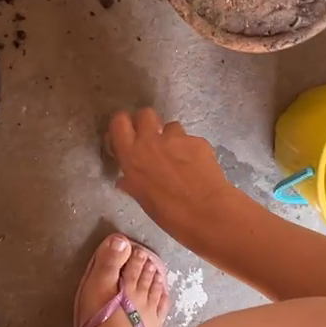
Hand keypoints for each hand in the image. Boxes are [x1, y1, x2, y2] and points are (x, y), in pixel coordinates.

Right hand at [107, 109, 249, 238]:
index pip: (118, 122)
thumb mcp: (142, 199)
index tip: (127, 134)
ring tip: (179, 157)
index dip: (123, 124)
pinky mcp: (198, 141)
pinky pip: (190, 139)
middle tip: (152, 139)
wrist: (206, 212)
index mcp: (131, 156)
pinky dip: (191, 150)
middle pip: (145, 113)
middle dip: (147, 123)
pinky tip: (197, 166)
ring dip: (172, 138)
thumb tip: (125, 180)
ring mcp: (177, 138)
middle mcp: (151, 141)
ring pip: (171, 126)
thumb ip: (132, 183)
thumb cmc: (168, 213)